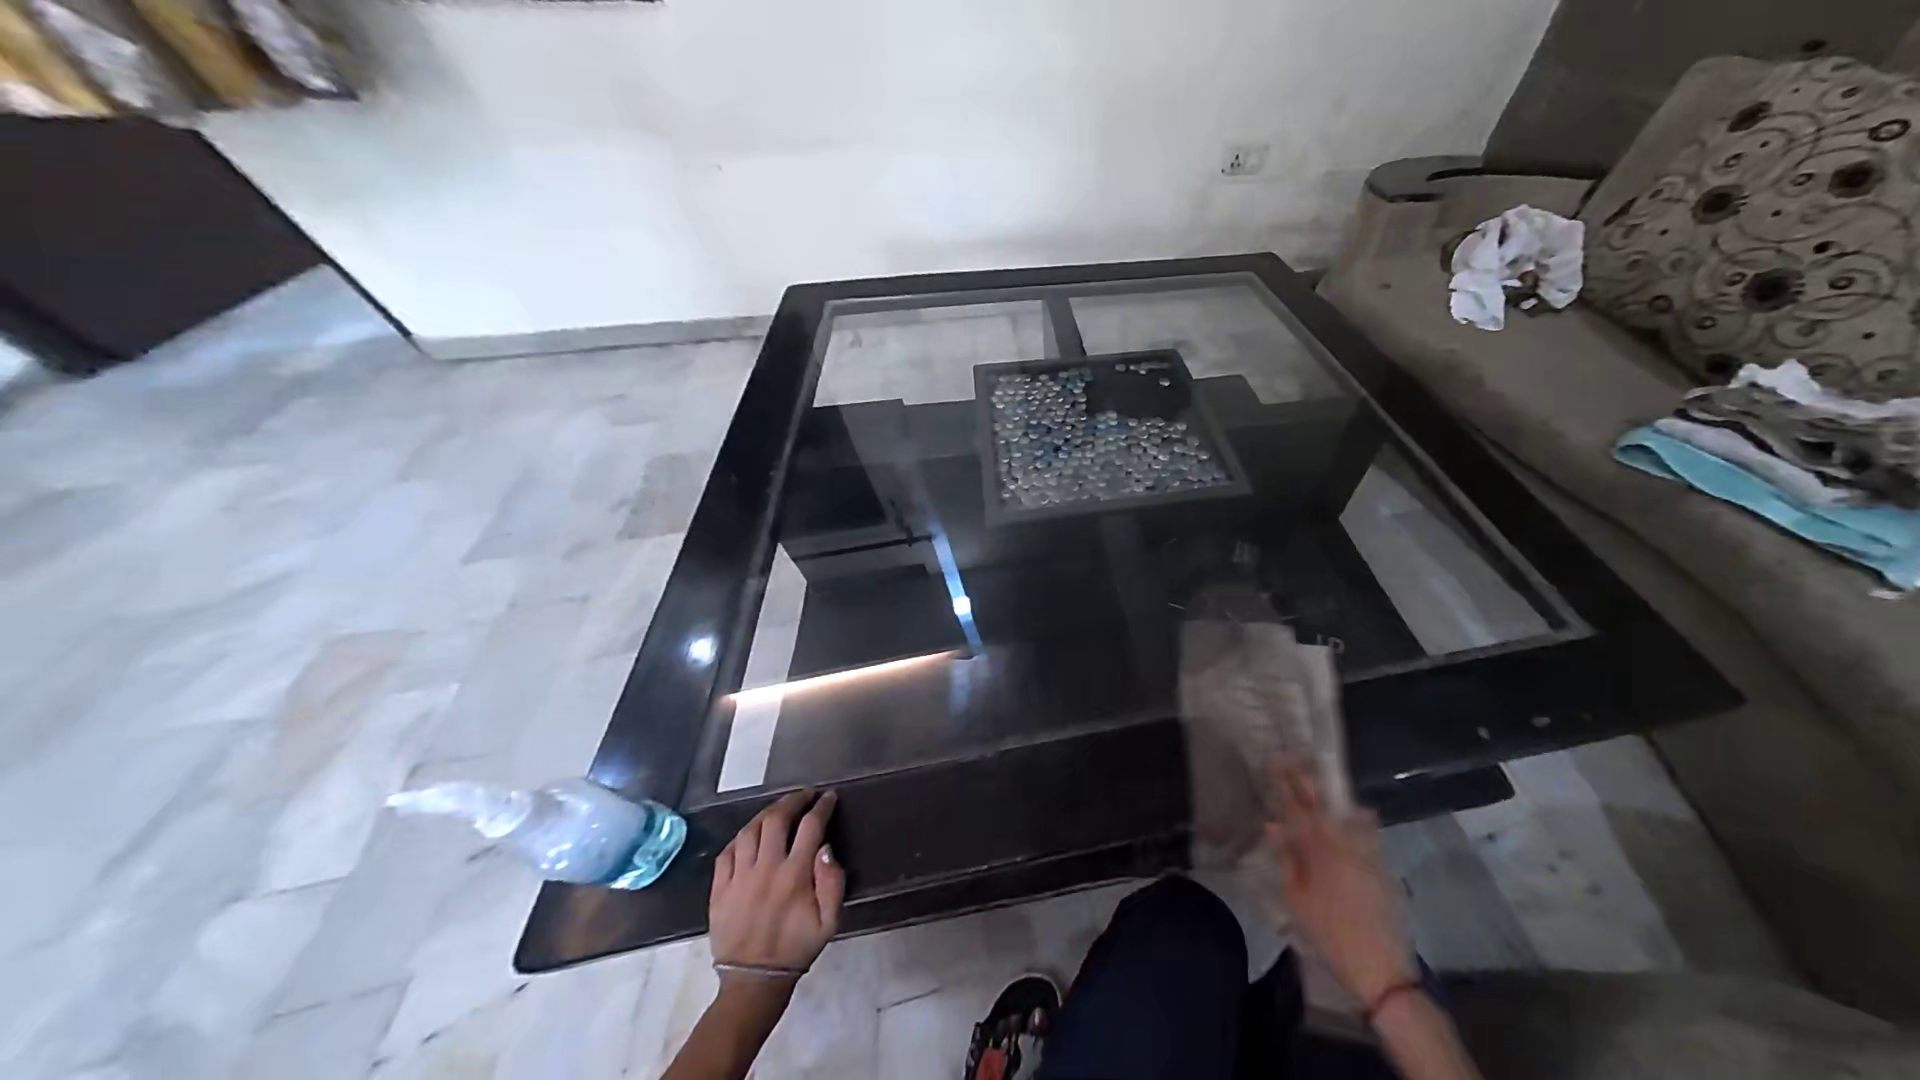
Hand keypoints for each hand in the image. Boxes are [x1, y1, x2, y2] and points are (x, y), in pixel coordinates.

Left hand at [709, 789, 844, 977]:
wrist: (753, 981)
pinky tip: (750, 835)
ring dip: (766, 814)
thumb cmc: (796, 948)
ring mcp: (738, 877)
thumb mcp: (829, 922)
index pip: (810, 826)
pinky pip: (727, 851)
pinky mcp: (719, 888)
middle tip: (804, 795)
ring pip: (749, 830)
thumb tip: (826, 846)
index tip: (829, 797)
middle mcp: (765, 868)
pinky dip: (740, 837)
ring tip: (778, 810)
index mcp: (794, 875)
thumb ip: (832, 882)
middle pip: (776, 819)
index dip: (822, 807)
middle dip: (793, 800)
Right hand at [1265, 763, 1414, 1002]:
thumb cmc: (1328, 933)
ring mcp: (1368, 855)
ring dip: (1333, 796)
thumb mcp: (1296, 898)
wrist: (1380, 968)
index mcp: (1319, 852)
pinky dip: (1359, 819)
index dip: (1287, 785)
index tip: (1277, 761)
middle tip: (1295, 759)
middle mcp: (1345, 845)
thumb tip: (1273, 825)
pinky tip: (1357, 813)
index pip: (1298, 810)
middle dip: (1307, 781)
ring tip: (1323, 779)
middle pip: (1323, 806)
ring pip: (1349, 816)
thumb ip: (1287, 858)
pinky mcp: (1383, 869)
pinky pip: (1368, 834)